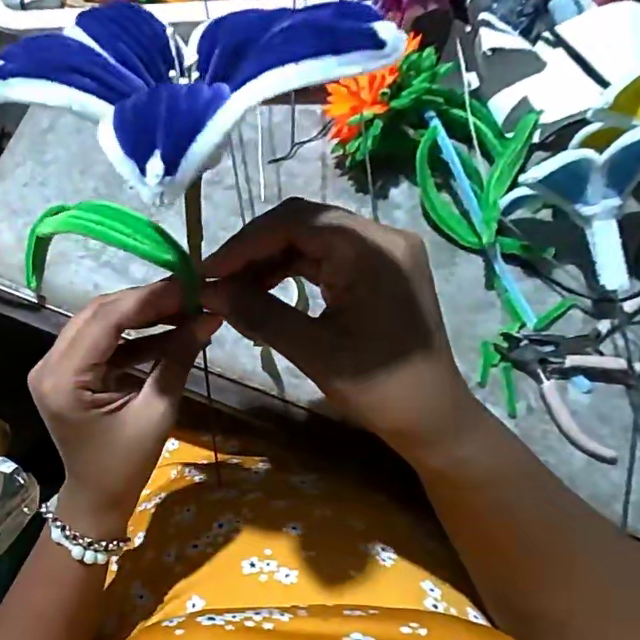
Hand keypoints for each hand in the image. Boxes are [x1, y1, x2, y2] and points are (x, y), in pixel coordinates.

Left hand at [29, 280, 220, 537]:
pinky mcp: (67, 372)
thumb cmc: (125, 465)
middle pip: (99, 314)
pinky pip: (101, 342)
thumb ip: (177, 359)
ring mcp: (54, 367)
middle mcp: (49, 364)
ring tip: (185, 308)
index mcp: (63, 378)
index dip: (149, 298)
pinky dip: (133, 336)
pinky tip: (168, 329)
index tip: (189, 286)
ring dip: (141, 315)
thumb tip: (208, 318)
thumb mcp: (156, 412)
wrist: (98, 498)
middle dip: (147, 302)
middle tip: (191, 294)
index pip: (106, 319)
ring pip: (100, 323)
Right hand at [200, 197, 481, 461]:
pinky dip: (294, 271)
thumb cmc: (378, 389)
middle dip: (256, 249)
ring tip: (234, 289)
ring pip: (314, 240)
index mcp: (371, 249)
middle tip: (216, 280)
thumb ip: (259, 314)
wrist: (431, 417)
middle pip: (305, 223)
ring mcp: (384, 253)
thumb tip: (209, 291)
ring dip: (272, 260)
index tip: (207, 271)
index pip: (297, 221)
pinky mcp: (380, 271)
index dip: (246, 243)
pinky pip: (329, 258)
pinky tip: (266, 290)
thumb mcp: (313, 351)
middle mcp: (382, 237)